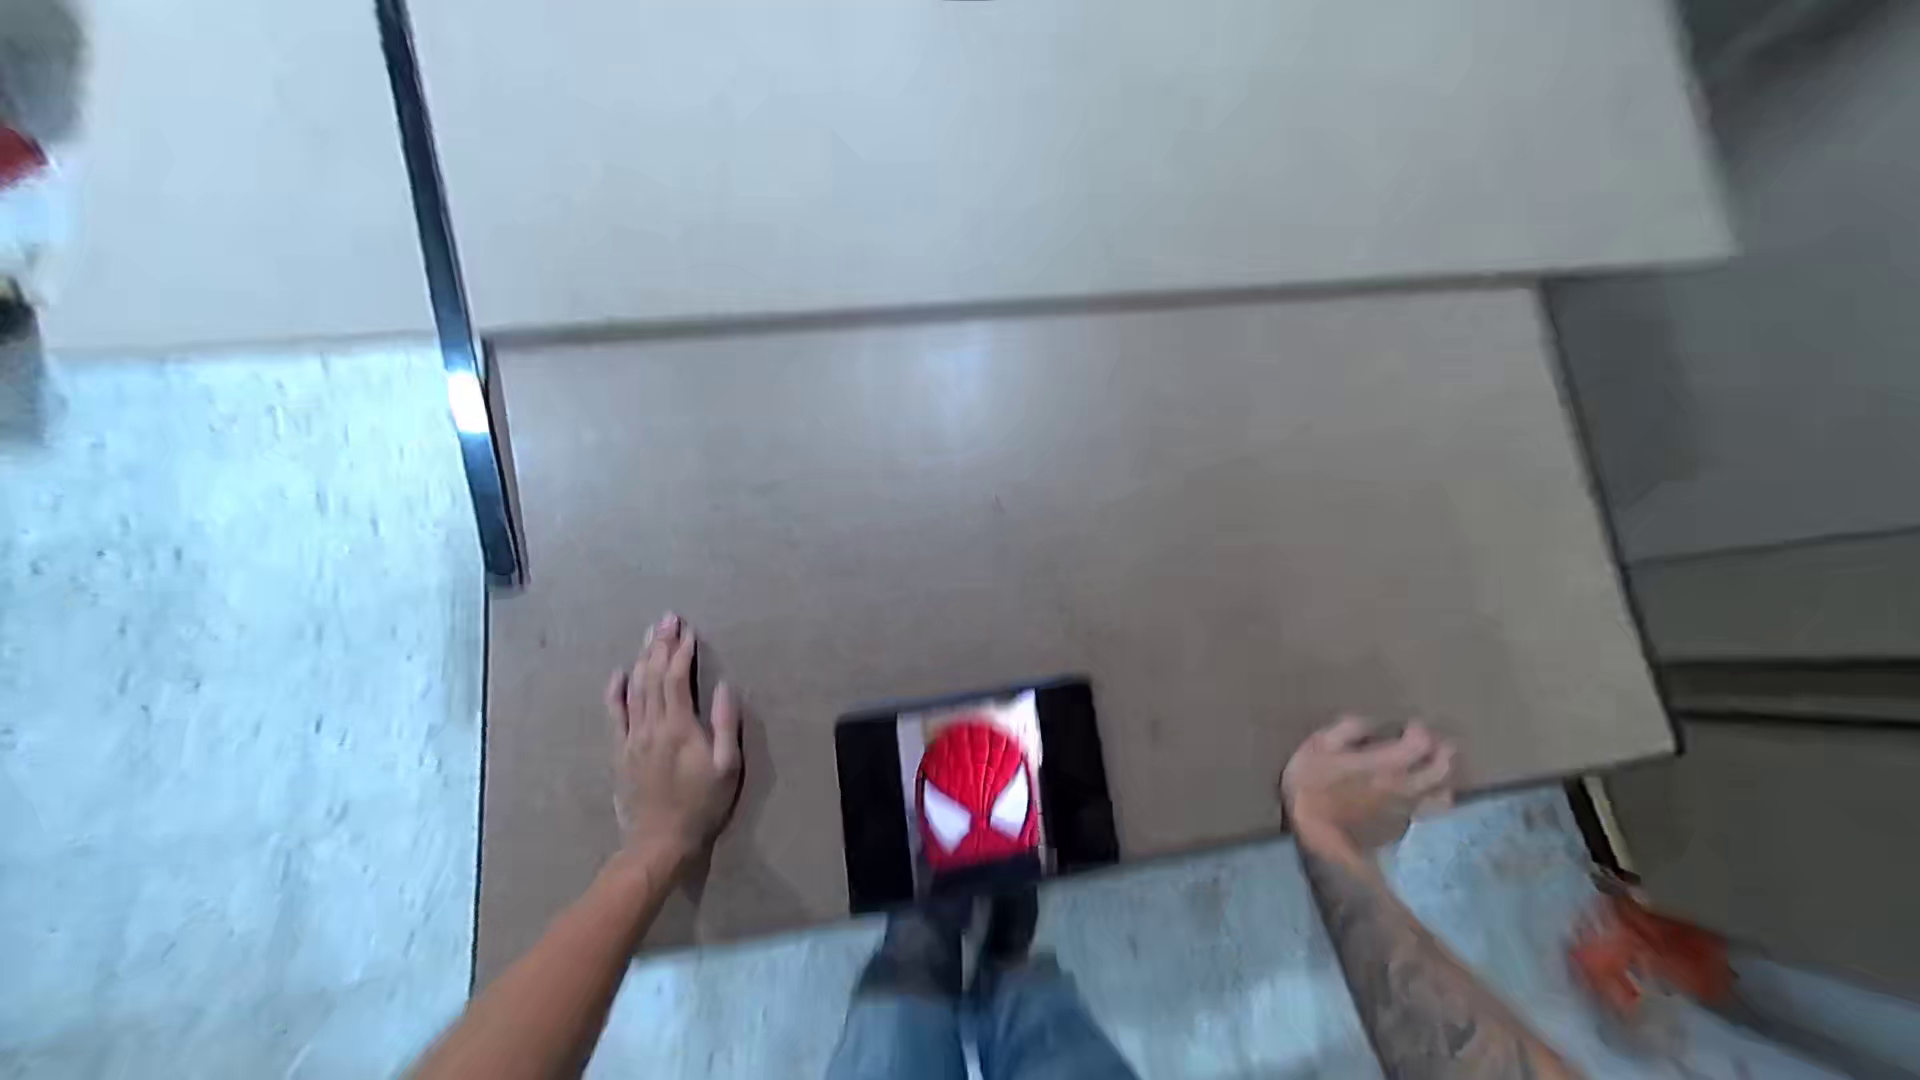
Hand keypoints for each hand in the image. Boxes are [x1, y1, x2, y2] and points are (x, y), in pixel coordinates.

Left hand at [604, 613, 743, 875]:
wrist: (659, 842)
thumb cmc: (702, 804)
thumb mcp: (728, 766)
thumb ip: (726, 724)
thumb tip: (724, 687)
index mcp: (679, 727)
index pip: (677, 679)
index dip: (682, 652)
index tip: (688, 630)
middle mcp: (651, 726)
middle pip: (653, 676)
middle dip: (661, 645)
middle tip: (667, 619)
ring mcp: (632, 738)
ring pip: (635, 689)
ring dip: (643, 659)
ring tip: (650, 635)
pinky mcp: (620, 751)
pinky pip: (614, 714)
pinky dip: (616, 691)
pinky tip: (620, 673)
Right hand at [1281, 716, 1455, 858]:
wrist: (1311, 821)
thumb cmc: (1311, 780)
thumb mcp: (1319, 743)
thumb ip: (1348, 729)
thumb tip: (1372, 723)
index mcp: (1383, 765)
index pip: (1420, 746)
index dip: (1421, 732)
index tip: (1410, 724)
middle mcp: (1402, 785)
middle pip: (1440, 769)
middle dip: (1442, 751)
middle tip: (1434, 739)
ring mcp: (1404, 804)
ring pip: (1442, 789)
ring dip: (1445, 772)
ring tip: (1436, 761)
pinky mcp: (1401, 817)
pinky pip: (1432, 806)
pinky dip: (1439, 793)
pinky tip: (1430, 787)